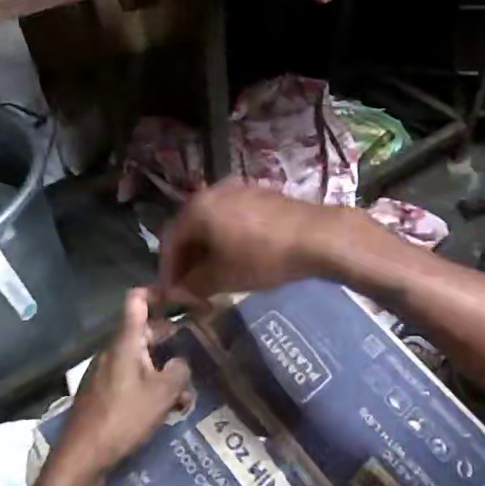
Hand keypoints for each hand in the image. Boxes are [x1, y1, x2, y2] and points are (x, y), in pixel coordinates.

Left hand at [56, 289, 192, 478]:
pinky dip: (152, 385)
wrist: (82, 455)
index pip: (138, 299)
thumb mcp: (163, 393)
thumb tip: (179, 363)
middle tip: (198, 346)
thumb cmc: (123, 417)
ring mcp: (107, 371)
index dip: (160, 292)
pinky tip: (168, 409)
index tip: (184, 297)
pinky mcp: (104, 392)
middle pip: (145, 330)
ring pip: (142, 358)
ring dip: (165, 368)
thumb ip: (179, 371)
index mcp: (126, 341)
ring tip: (187, 392)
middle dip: (172, 337)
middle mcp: (114, 350)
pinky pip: (133, 378)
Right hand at [156, 183, 362, 307]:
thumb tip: (178, 291)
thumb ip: (194, 284)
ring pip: (211, 223)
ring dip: (206, 249)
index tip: (170, 295)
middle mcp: (212, 192)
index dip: (167, 271)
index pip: (170, 241)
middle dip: (187, 259)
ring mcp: (238, 189)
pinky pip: (231, 218)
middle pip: (189, 229)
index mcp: (197, 208)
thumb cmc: (263, 257)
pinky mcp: (260, 194)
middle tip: (188, 287)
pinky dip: (225, 238)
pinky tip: (235, 257)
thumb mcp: (223, 277)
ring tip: (211, 276)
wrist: (317, 236)